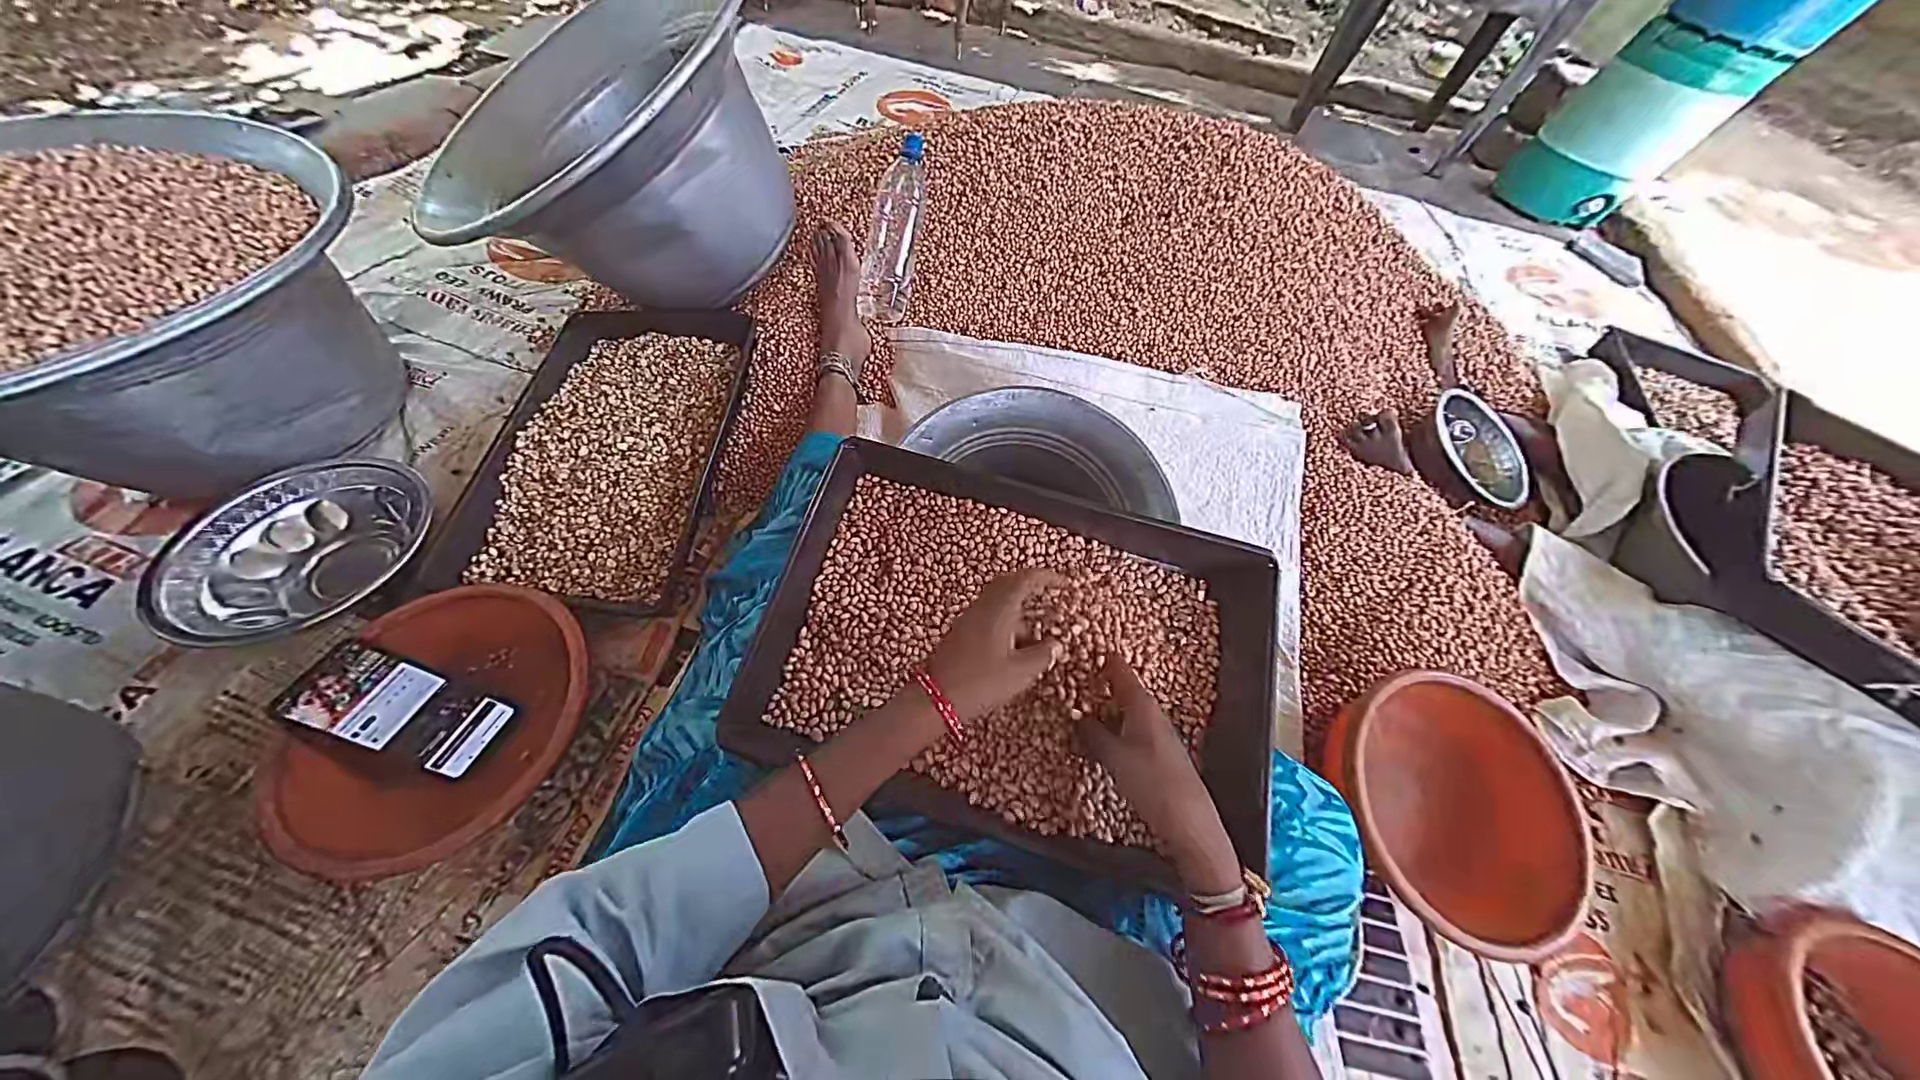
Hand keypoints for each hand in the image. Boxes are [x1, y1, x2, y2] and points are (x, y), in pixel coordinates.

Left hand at [922, 569, 1064, 720]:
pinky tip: (1014, 652)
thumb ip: (1042, 655)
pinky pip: (988, 619)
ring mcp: (968, 620)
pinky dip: (1006, 626)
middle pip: (1008, 585)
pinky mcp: (960, 635)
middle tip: (1050, 599)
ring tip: (1036, 641)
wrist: (934, 699)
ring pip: (998, 605)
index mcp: (999, 609)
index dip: (1046, 577)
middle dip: (1030, 589)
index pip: (1024, 579)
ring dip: (1019, 614)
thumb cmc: (981, 683)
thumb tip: (1056, 645)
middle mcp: (982, 608)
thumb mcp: (1020, 672)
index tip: (1063, 583)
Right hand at [1077, 655, 1238, 893]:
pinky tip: (1101, 739)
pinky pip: (1131, 730)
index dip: (1102, 660)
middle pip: (1124, 690)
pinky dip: (1114, 728)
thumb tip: (1077, 716)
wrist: (1190, 822)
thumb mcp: (1113, 757)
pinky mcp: (1159, 754)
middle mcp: (1152, 714)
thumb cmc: (1152, 783)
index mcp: (1142, 706)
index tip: (1084, 650)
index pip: (1120, 671)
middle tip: (1073, 679)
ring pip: (1127, 712)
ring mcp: (1158, 734)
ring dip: (1106, 708)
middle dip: (1101, 684)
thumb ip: (1092, 733)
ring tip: (1080, 708)